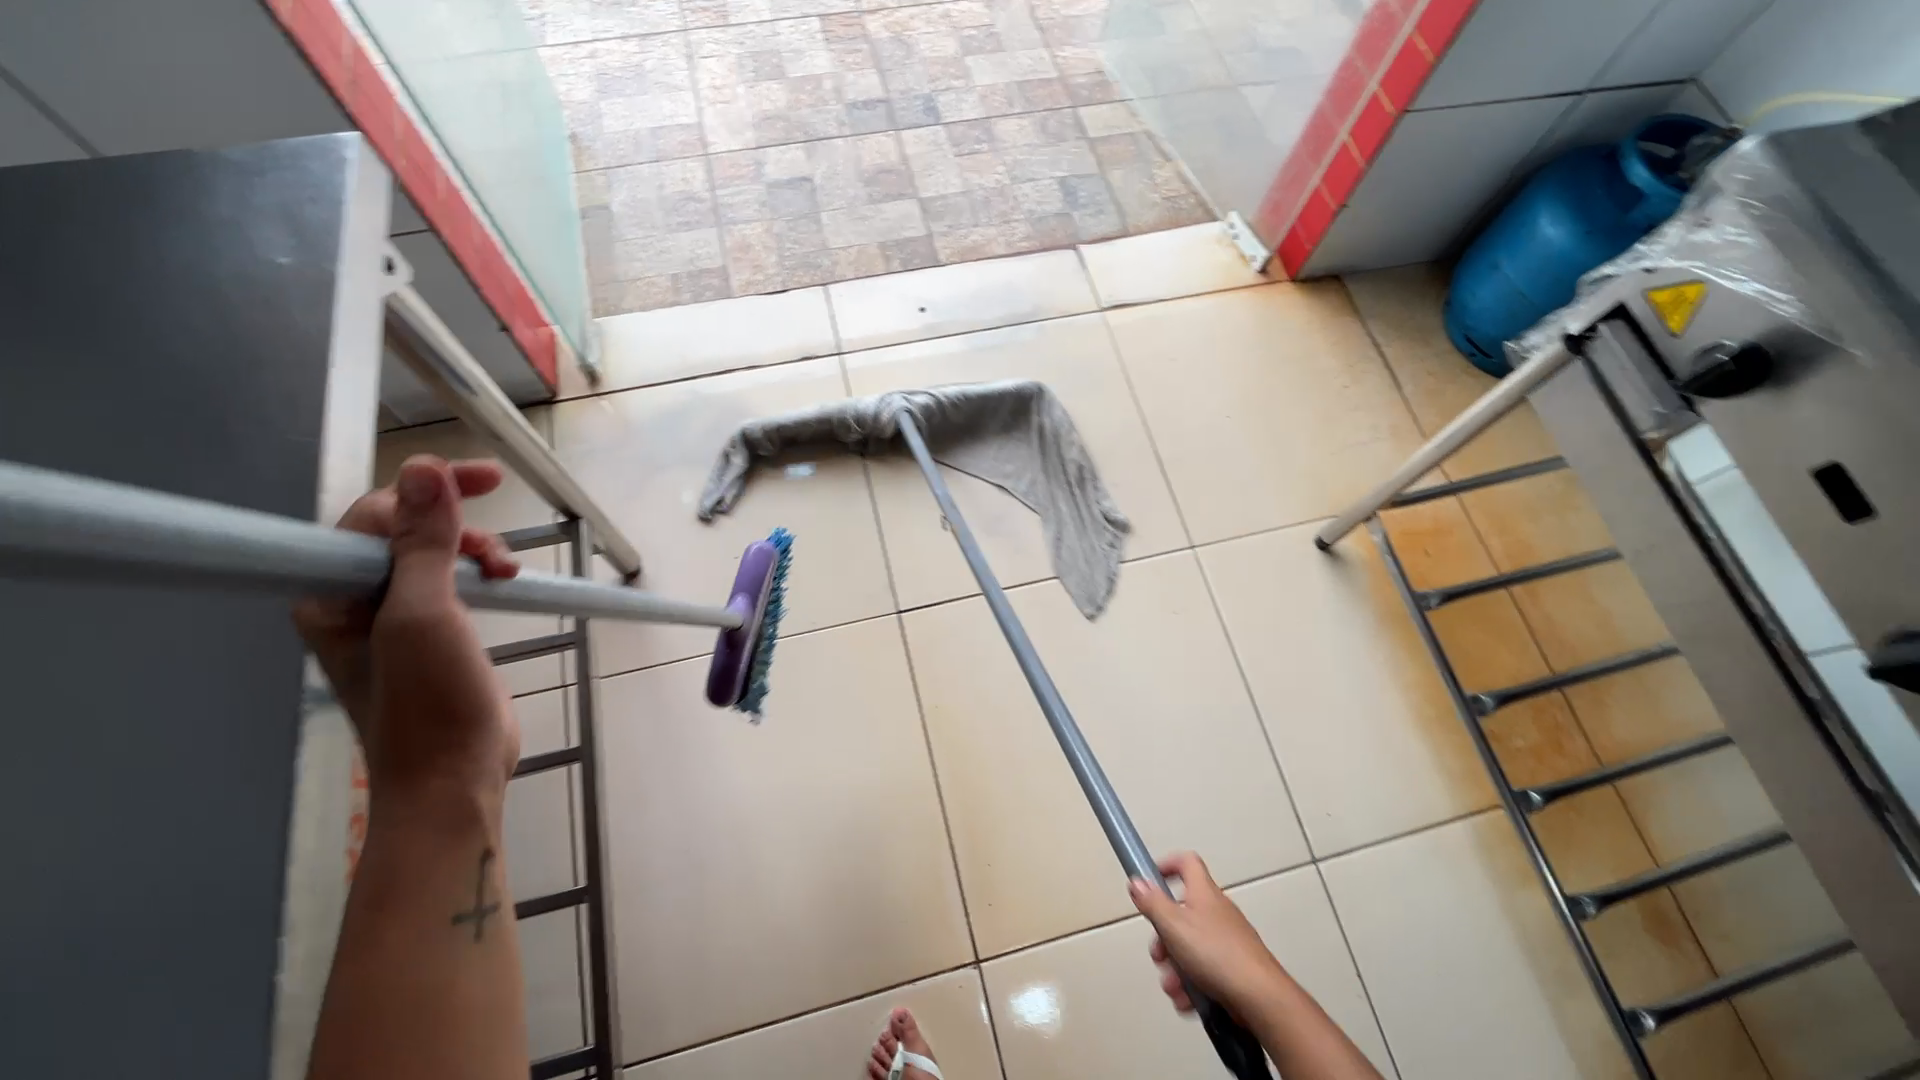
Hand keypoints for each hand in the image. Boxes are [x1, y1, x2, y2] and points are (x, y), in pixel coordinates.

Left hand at [294, 455, 521, 796]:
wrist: (455, 778)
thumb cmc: (428, 701)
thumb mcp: (424, 614)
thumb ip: (423, 542)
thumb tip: (424, 468)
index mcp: (332, 594)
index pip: (371, 516)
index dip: (423, 492)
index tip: (484, 481)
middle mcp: (356, 601)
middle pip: (407, 531)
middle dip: (460, 528)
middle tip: (503, 551)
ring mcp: (398, 620)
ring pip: (437, 555)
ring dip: (478, 552)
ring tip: (510, 576)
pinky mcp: (436, 636)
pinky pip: (455, 582)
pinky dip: (483, 574)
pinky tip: (508, 584)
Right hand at [1129, 852, 1287, 1019]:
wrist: (1260, 997)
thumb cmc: (1214, 954)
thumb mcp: (1173, 925)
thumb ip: (1152, 902)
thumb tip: (1137, 880)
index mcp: (1204, 893)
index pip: (1187, 863)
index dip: (1167, 866)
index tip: (1150, 883)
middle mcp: (1217, 912)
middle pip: (1181, 914)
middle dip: (1163, 938)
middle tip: (1159, 956)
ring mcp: (1227, 940)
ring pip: (1189, 947)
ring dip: (1175, 968)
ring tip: (1174, 989)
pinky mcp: (1234, 967)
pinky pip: (1204, 970)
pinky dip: (1192, 984)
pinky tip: (1188, 1001)